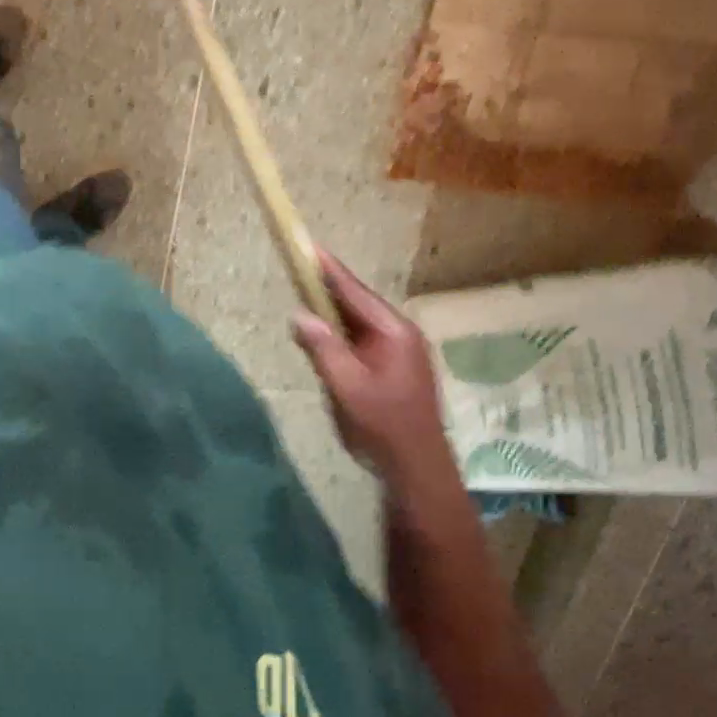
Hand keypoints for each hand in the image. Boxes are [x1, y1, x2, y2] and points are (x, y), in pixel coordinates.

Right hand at [290, 249, 457, 491]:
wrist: (416, 468)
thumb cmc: (382, 425)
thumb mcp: (345, 385)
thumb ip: (322, 347)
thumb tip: (300, 314)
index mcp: (394, 332)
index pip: (355, 292)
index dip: (329, 270)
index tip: (309, 247)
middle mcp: (403, 334)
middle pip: (359, 303)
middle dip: (328, 289)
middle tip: (300, 270)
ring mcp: (403, 352)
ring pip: (361, 322)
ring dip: (335, 314)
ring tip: (307, 298)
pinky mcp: (398, 368)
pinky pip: (365, 339)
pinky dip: (343, 333)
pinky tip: (326, 336)